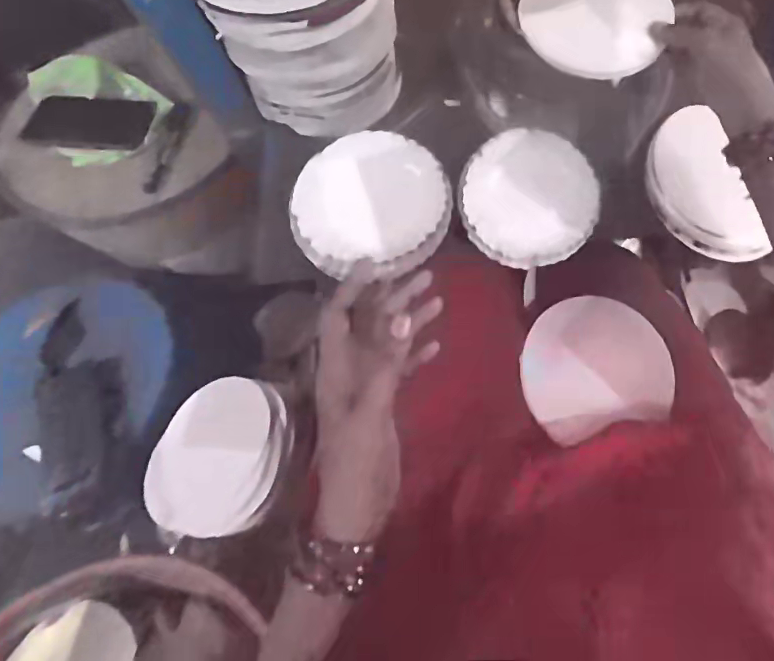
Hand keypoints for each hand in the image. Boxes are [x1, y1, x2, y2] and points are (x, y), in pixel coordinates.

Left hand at [312, 266, 442, 542]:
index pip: (339, 315)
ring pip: (388, 342)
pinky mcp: (385, 401)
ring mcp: (368, 384)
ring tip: (436, 298)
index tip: (375, 263)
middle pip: (369, 322)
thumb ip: (387, 364)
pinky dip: (416, 352)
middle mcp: (351, 369)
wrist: (358, 511)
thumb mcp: (370, 411)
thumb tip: (401, 316)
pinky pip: (401, 367)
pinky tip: (436, 342)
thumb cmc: (355, 462)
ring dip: (409, 320)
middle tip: (424, 275)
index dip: (352, 287)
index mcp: (336, 367)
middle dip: (392, 297)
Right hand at [653, 1, 773, 131]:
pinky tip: (655, 61)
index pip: (699, 8)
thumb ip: (678, 33)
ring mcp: (708, 58)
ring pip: (683, 46)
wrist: (745, 108)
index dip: (679, 10)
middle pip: (689, 27)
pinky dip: (669, 61)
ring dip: (667, 45)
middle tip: (646, 32)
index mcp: (725, 24)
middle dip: (670, 28)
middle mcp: (717, 37)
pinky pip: (681, 64)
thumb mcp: (705, 43)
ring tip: (646, 45)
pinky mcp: (700, 76)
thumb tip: (652, 27)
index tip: (656, 17)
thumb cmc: (730, 69)